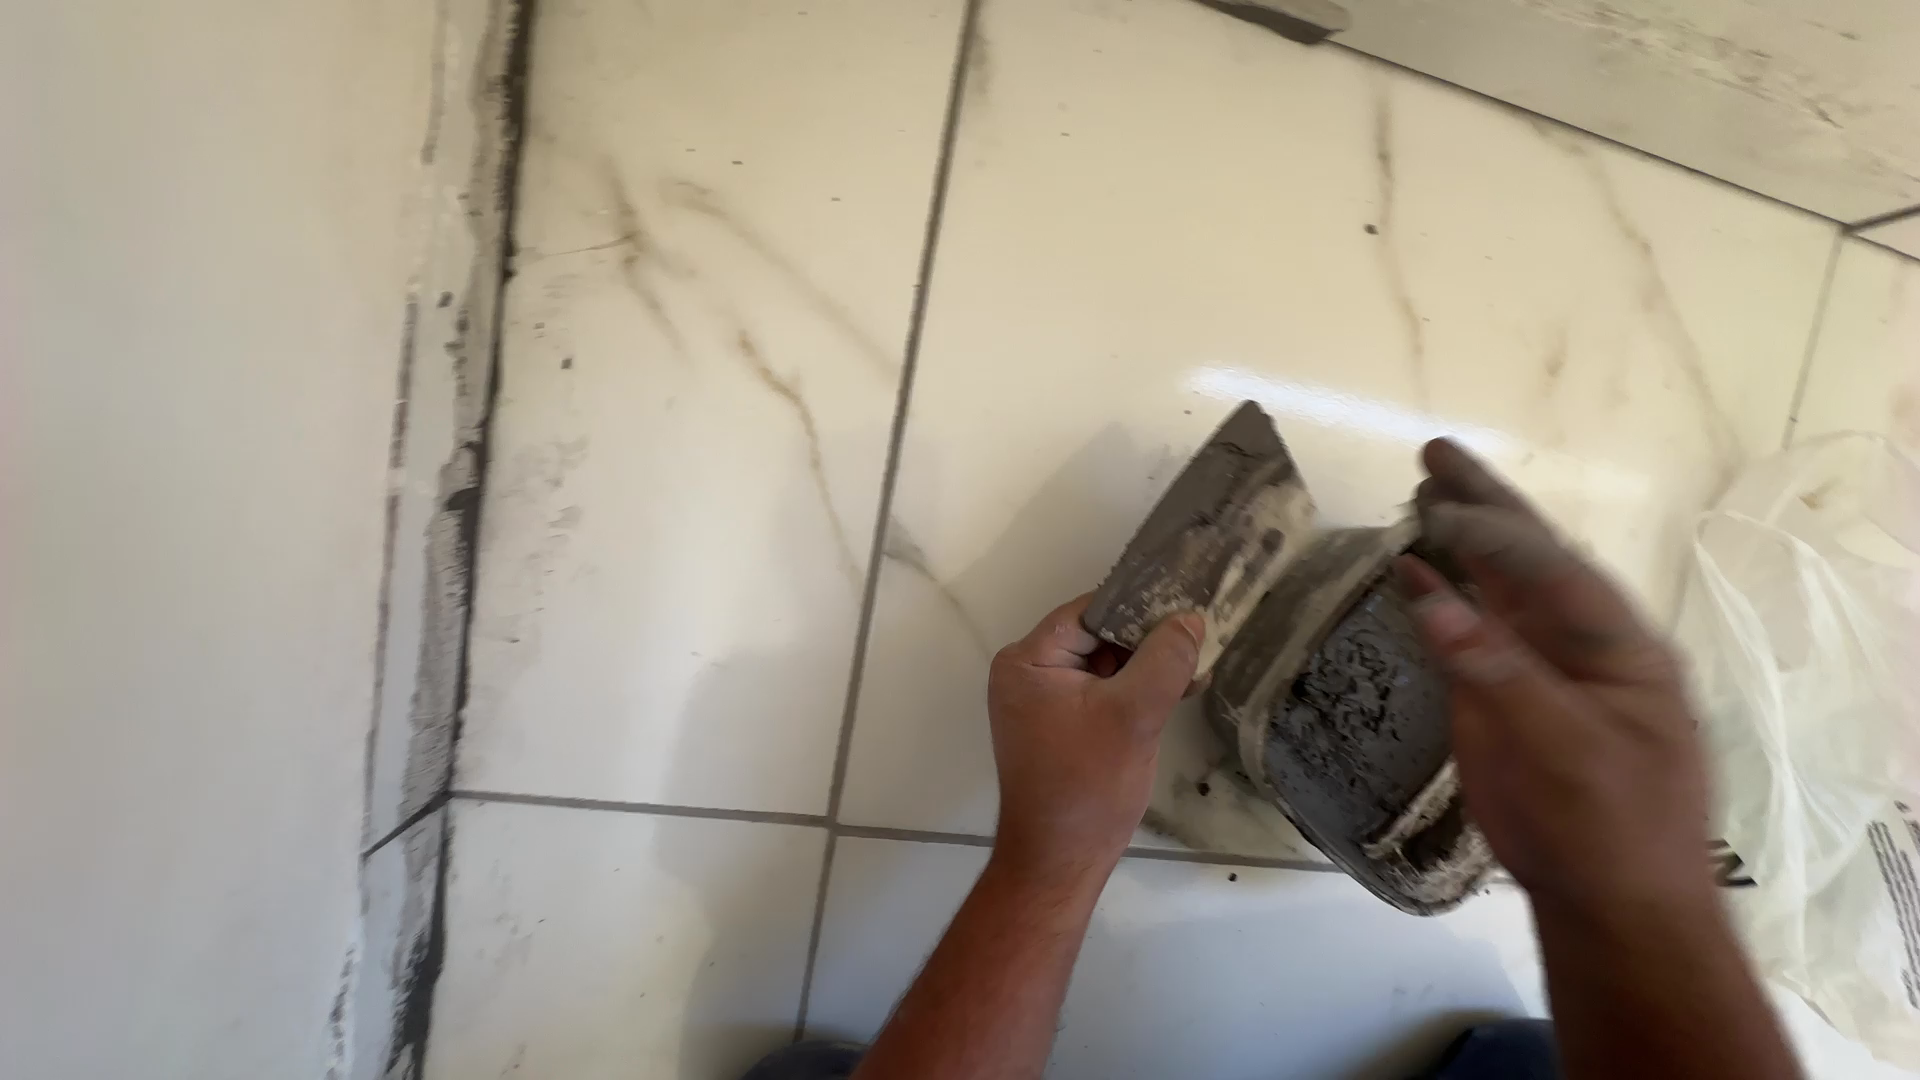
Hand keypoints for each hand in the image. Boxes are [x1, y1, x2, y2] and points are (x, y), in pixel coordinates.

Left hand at [986, 595, 1203, 881]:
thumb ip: (1163, 660)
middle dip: (1145, 639)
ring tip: (1194, 666)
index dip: (1136, 606)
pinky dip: (1133, 690)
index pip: (1087, 612)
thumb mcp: (1133, 715)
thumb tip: (1188, 618)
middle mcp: (1026, 672)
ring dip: (1144, 666)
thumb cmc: (1089, 785)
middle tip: (1197, 637)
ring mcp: (1040, 700)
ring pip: (1101, 664)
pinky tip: (1176, 690)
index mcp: (1027, 660)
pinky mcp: (1058, 723)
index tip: (1185, 604)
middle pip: (1094, 636)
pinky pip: (1099, 691)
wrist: (1060, 860)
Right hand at [1397, 439, 1714, 918]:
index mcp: (1616, 644)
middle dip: (1481, 502)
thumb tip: (1428, 600)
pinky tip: (1406, 568)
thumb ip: (1497, 670)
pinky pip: (1458, 627)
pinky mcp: (1490, 687)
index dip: (1493, 533)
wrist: (1602, 890)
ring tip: (1419, 490)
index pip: (1551, 568)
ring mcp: (1529, 661)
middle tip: (1434, 453)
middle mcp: (1573, 639)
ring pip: (1488, 584)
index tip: (1435, 508)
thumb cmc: (1608, 820)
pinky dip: (1431, 594)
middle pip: (1523, 556)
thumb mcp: (1566, 746)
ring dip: (1453, 537)